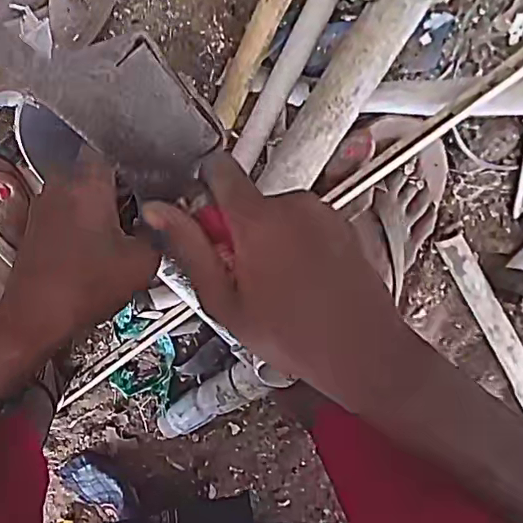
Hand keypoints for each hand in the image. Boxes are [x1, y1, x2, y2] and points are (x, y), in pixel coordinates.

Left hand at [0, 148, 159, 388]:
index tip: (153, 179)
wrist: (35, 317)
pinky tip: (99, 249)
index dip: (138, 163)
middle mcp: (60, 185)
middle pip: (99, 172)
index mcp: (86, 182)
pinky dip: (85, 223)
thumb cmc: (81, 288)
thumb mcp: (141, 263)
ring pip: (82, 192)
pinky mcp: (36, 225)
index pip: (114, 149)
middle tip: (142, 212)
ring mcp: (44, 204)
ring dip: (103, 207)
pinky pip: (68, 211)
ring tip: (122, 235)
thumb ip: (160, 233)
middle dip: (122, 189)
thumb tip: (164, 222)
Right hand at [141, 152, 414, 394]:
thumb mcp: (222, 299)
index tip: (202, 223)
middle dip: (233, 232)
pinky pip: (301, 225)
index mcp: (259, 219)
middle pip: (245, 201)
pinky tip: (295, 284)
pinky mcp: (341, 226)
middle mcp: (295, 206)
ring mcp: (323, 215)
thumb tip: (160, 213)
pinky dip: (292, 247)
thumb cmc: (296, 335)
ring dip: (264, 241)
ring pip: (272, 215)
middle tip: (237, 276)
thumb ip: (187, 247)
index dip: (201, 193)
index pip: (219, 171)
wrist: (362, 352)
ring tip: (270, 286)